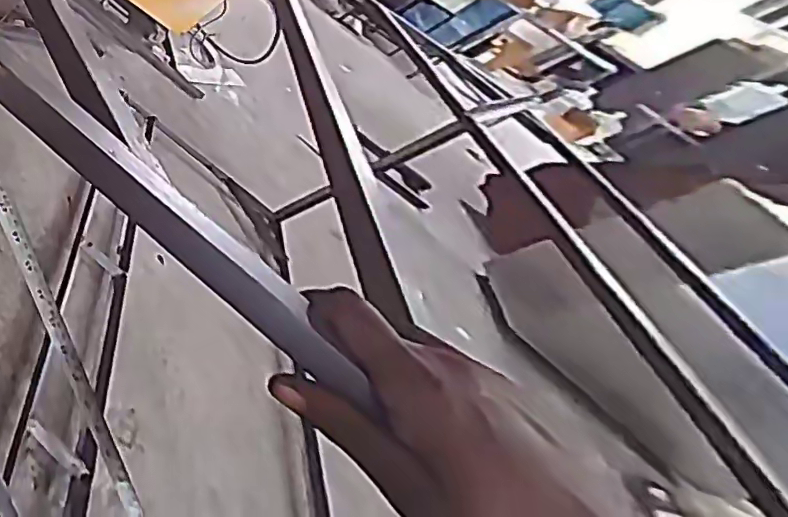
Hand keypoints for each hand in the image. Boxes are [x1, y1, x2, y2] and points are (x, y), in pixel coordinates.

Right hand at [270, 288, 628, 516]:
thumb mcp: (404, 484)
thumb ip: (342, 422)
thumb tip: (292, 386)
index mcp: (414, 380)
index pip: (342, 309)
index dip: (305, 306)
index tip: (275, 303)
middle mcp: (449, 363)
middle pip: (374, 331)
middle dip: (351, 358)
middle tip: (348, 402)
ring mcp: (484, 375)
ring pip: (412, 353)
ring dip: (393, 378)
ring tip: (407, 438)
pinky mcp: (512, 390)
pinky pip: (452, 371)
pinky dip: (434, 391)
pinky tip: (451, 444)